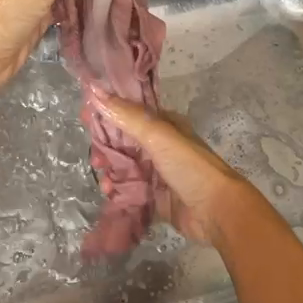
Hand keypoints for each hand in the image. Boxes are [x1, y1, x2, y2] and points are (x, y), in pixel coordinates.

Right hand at [100, 97, 270, 245]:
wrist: (217, 211)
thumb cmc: (189, 167)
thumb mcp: (158, 136)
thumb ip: (127, 115)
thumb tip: (94, 90)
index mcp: (165, 126)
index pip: (129, 113)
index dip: (107, 114)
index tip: (85, 119)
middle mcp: (161, 147)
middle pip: (124, 143)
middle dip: (106, 149)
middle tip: (94, 158)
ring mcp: (159, 174)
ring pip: (125, 169)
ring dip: (111, 173)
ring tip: (104, 182)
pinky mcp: (157, 199)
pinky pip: (131, 192)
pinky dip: (119, 192)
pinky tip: (111, 195)